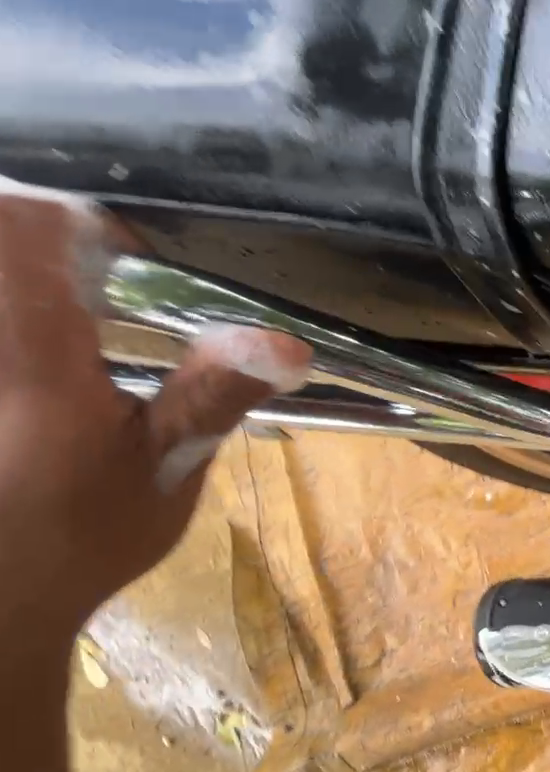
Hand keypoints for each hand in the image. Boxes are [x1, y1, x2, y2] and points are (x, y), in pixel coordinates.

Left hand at [0, 185, 312, 632]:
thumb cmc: (85, 534)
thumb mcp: (170, 465)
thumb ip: (214, 392)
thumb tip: (285, 342)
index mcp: (27, 357)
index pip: (24, 225)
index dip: (80, 223)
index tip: (135, 262)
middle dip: (45, 248)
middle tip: (104, 286)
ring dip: (38, 290)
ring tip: (82, 324)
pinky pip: (0, 329)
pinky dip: (27, 317)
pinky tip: (57, 368)